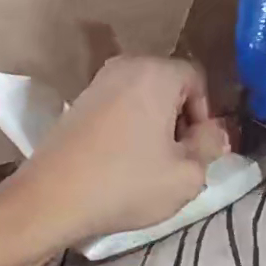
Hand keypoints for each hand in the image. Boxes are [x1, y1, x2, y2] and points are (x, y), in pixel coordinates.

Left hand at [5, 56, 229, 247]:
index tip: (197, 151)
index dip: (206, 117)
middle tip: (176, 160)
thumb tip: (215, 133)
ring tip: (147, 166)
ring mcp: (95, 84)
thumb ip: (210, 147)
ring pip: (142, 100)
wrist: (51, 199)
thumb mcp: (186, 175)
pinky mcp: (75, 106)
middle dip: (179, 121)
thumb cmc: (125, 184)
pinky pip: (116, 110)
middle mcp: (124, 67)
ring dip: (152, 128)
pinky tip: (119, 164)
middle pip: (168, 88)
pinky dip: (126, 131)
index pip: (198, 80)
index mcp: (155, 72)